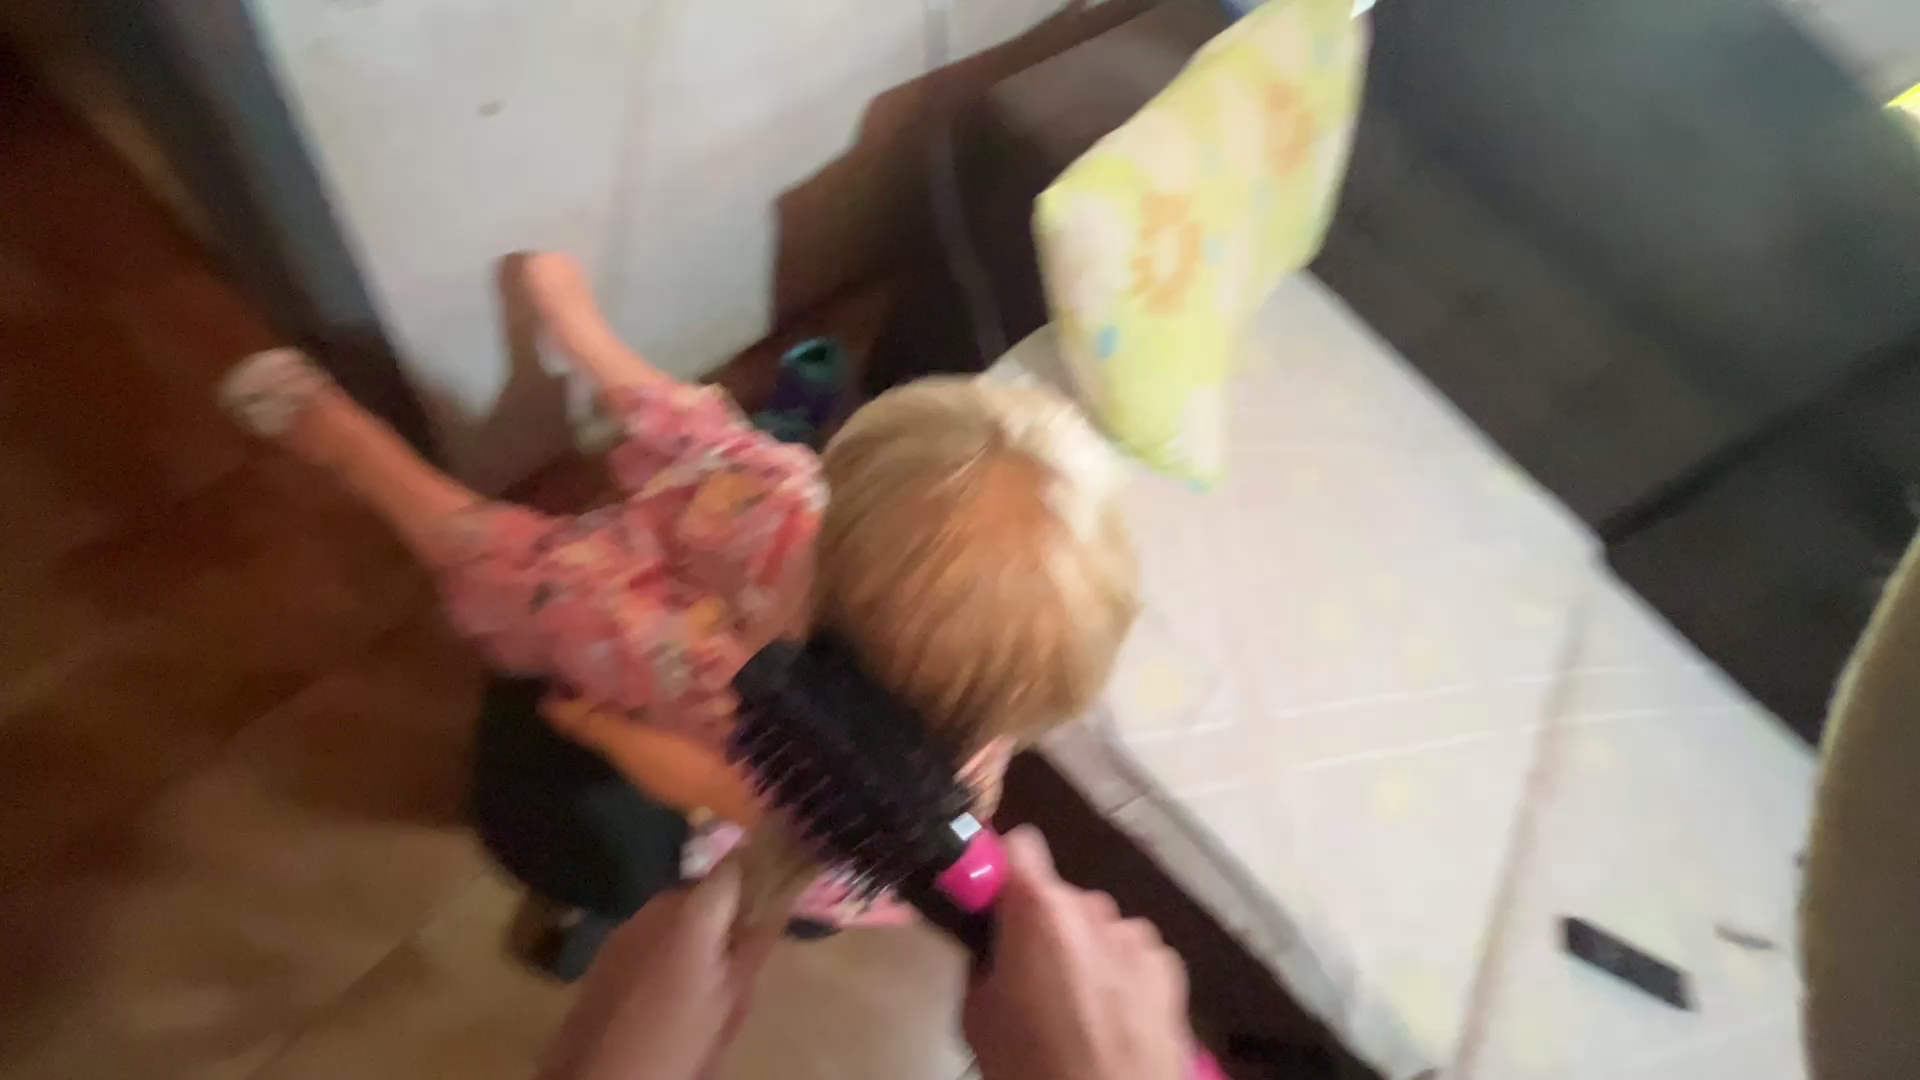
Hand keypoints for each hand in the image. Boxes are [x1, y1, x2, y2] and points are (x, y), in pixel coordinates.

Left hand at [537, 860, 776, 1079]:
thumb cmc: (674, 1045)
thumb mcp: (729, 1000)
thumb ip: (755, 945)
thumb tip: (779, 905)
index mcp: (695, 913)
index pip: (735, 865)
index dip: (756, 872)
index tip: (773, 890)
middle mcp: (659, 906)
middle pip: (706, 889)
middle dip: (726, 910)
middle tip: (740, 949)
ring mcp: (628, 926)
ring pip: (678, 911)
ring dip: (696, 928)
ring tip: (704, 975)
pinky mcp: (606, 950)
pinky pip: (651, 931)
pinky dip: (667, 944)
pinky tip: (667, 987)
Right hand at [963, 828, 1190, 1079]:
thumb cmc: (1028, 1069)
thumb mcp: (976, 1015)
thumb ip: (985, 960)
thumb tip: (995, 946)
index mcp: (1037, 910)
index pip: (1021, 843)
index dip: (1008, 866)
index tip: (1001, 898)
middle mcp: (1089, 907)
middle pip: (1060, 896)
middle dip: (1047, 927)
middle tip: (1038, 979)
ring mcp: (1134, 935)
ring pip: (1098, 927)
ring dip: (1088, 951)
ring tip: (1085, 1010)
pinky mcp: (1168, 967)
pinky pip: (1133, 954)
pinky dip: (1124, 976)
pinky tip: (1120, 1021)